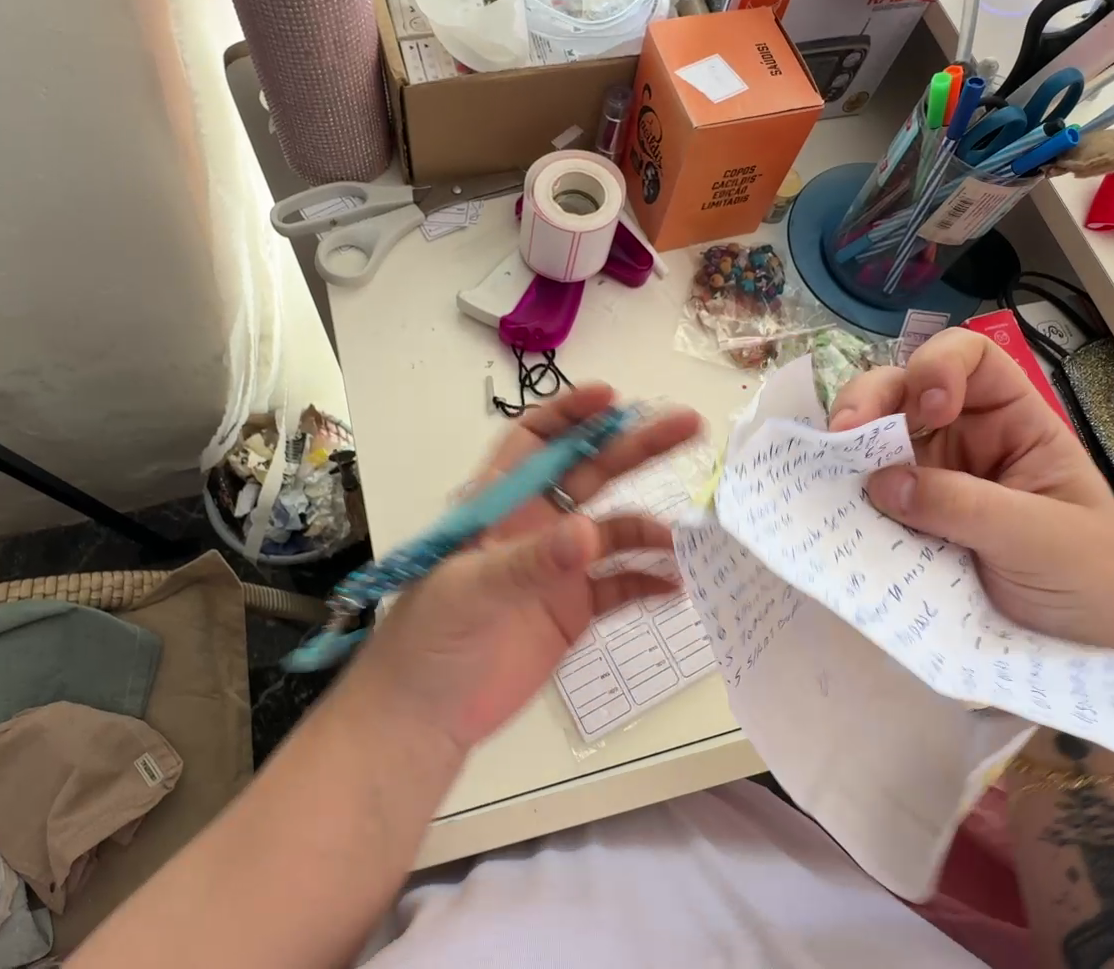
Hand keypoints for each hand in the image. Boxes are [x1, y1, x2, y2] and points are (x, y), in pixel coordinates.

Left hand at [351, 384, 703, 749]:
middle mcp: (533, 527)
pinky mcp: (573, 610)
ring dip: (649, 528)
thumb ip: (529, 563)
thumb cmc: (429, 641)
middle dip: (635, 448)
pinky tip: (674, 586)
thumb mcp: (470, 593)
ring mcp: (557, 568)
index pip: (535, 442)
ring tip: (682, 540)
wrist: (425, 715)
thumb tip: (590, 533)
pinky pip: (620, 584)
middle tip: (688, 426)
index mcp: (498, 506)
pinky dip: (648, 580)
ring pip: (614, 530)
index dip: (571, 415)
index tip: (613, 398)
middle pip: (591, 473)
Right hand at [829, 329, 1113, 660]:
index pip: (972, 362)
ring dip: (843, 444)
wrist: (1068, 663)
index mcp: (1013, 426)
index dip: (940, 366)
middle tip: (843, 433)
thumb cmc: (1085, 588)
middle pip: (903, 390)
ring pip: (869, 439)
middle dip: (869, 399)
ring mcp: (922, 483)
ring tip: (823, 466)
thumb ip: (966, 505)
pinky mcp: (894, 524)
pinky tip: (822, 499)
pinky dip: (834, 490)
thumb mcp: (1043, 539)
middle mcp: (960, 443)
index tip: (929, 408)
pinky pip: (858, 494)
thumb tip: (881, 482)